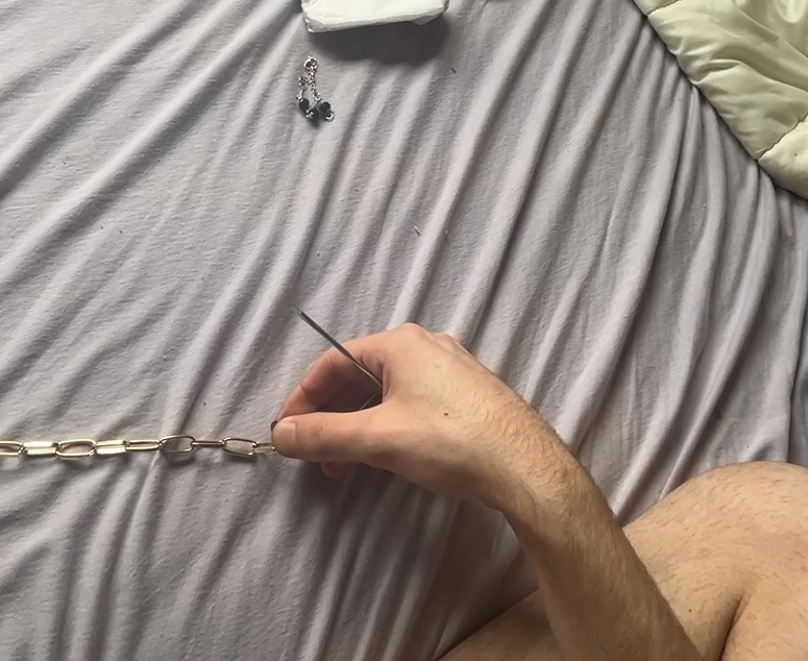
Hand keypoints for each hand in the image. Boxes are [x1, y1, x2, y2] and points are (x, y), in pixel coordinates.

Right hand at [272, 323, 578, 513]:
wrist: (525, 465)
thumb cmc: (450, 441)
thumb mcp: (379, 439)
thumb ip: (325, 435)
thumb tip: (281, 434)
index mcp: (399, 343)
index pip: (334, 361)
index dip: (304, 397)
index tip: (286, 430)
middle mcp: (423, 345)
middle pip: (359, 373)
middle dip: (330, 414)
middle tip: (311, 453)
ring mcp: (447, 366)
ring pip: (385, 389)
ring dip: (356, 423)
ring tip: (341, 465)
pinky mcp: (463, 391)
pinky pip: (409, 398)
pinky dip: (384, 422)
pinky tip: (381, 453)